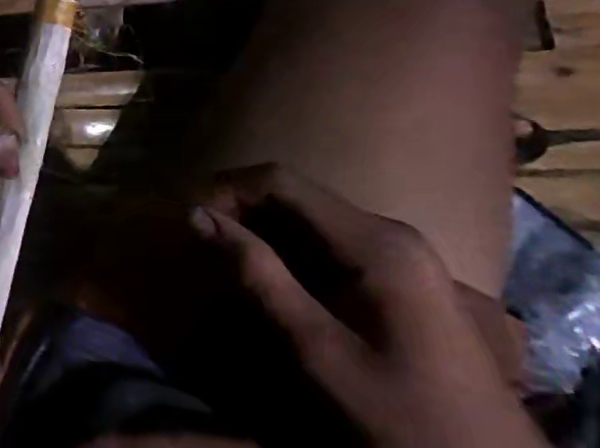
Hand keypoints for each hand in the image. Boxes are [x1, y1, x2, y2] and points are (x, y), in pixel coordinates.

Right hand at [191, 165, 548, 447]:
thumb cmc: (408, 419)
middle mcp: (393, 233)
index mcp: (377, 242)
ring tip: (227, 258)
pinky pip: (334, 243)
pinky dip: (292, 251)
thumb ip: (259, 276)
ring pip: (312, 218)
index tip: (191, 220)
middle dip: (241, 210)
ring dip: (263, 230)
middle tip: (202, 241)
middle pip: (297, 195)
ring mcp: (407, 256)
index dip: (227, 188)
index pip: (281, 180)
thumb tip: (197, 216)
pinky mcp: (408, 279)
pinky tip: (272, 279)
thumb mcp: (321, 351)